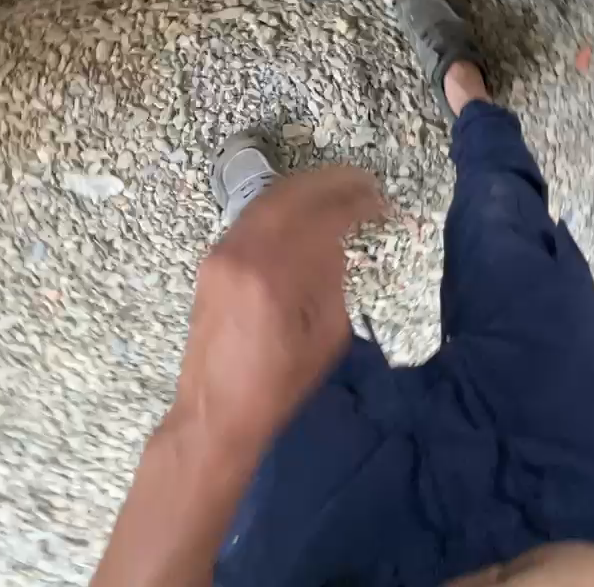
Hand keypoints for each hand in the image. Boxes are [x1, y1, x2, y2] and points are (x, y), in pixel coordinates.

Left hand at [176, 166, 384, 448]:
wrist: (213, 413)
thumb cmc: (279, 383)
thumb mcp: (327, 335)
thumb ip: (335, 279)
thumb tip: (338, 242)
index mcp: (277, 277)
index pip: (325, 219)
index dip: (357, 204)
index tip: (380, 202)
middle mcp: (244, 254)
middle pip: (294, 194)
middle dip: (333, 182)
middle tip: (364, 180)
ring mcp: (223, 253)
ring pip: (269, 199)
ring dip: (307, 187)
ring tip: (339, 186)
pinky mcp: (213, 260)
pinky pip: (253, 216)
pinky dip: (283, 204)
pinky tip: (304, 208)